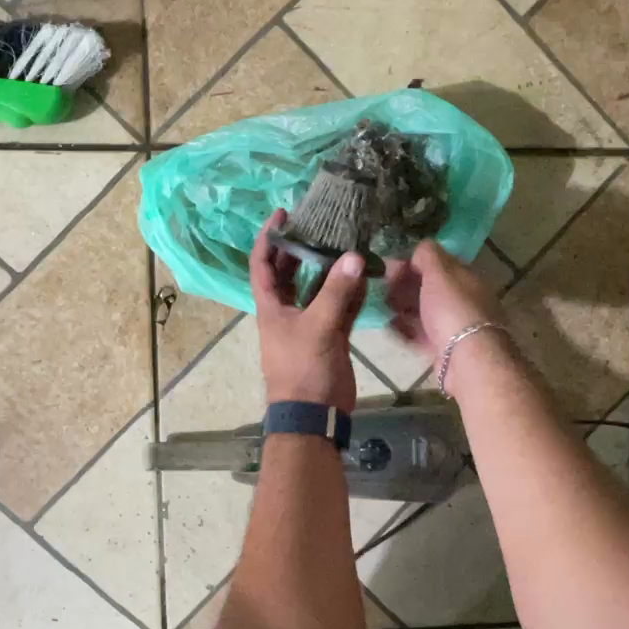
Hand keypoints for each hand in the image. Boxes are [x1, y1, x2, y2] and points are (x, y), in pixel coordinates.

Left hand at [250, 210, 365, 411]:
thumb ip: (337, 292)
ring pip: (319, 289)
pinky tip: (366, 273)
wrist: (314, 414)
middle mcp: (288, 311)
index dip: (269, 238)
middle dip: (302, 249)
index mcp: (272, 307)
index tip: (283, 214)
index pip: (262, 265)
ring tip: (348, 241)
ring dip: (331, 268)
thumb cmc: (303, 370)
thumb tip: (354, 256)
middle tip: (322, 223)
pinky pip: (341, 307)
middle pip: (291, 273)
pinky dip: (352, 292)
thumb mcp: (317, 327)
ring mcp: (311, 324)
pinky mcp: (332, 337)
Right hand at [382, 241, 502, 364]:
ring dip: (402, 307)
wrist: (468, 360)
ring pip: (423, 311)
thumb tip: (419, 248)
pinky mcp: (443, 347)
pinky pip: (420, 334)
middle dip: (403, 286)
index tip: (388, 267)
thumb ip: (428, 255)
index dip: (412, 262)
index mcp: (464, 277)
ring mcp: (452, 324)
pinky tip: (388, 326)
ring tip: (379, 306)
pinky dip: (404, 329)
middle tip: (379, 288)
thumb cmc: (453, 310)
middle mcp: (461, 299)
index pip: (436, 262)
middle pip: (428, 287)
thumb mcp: (440, 273)